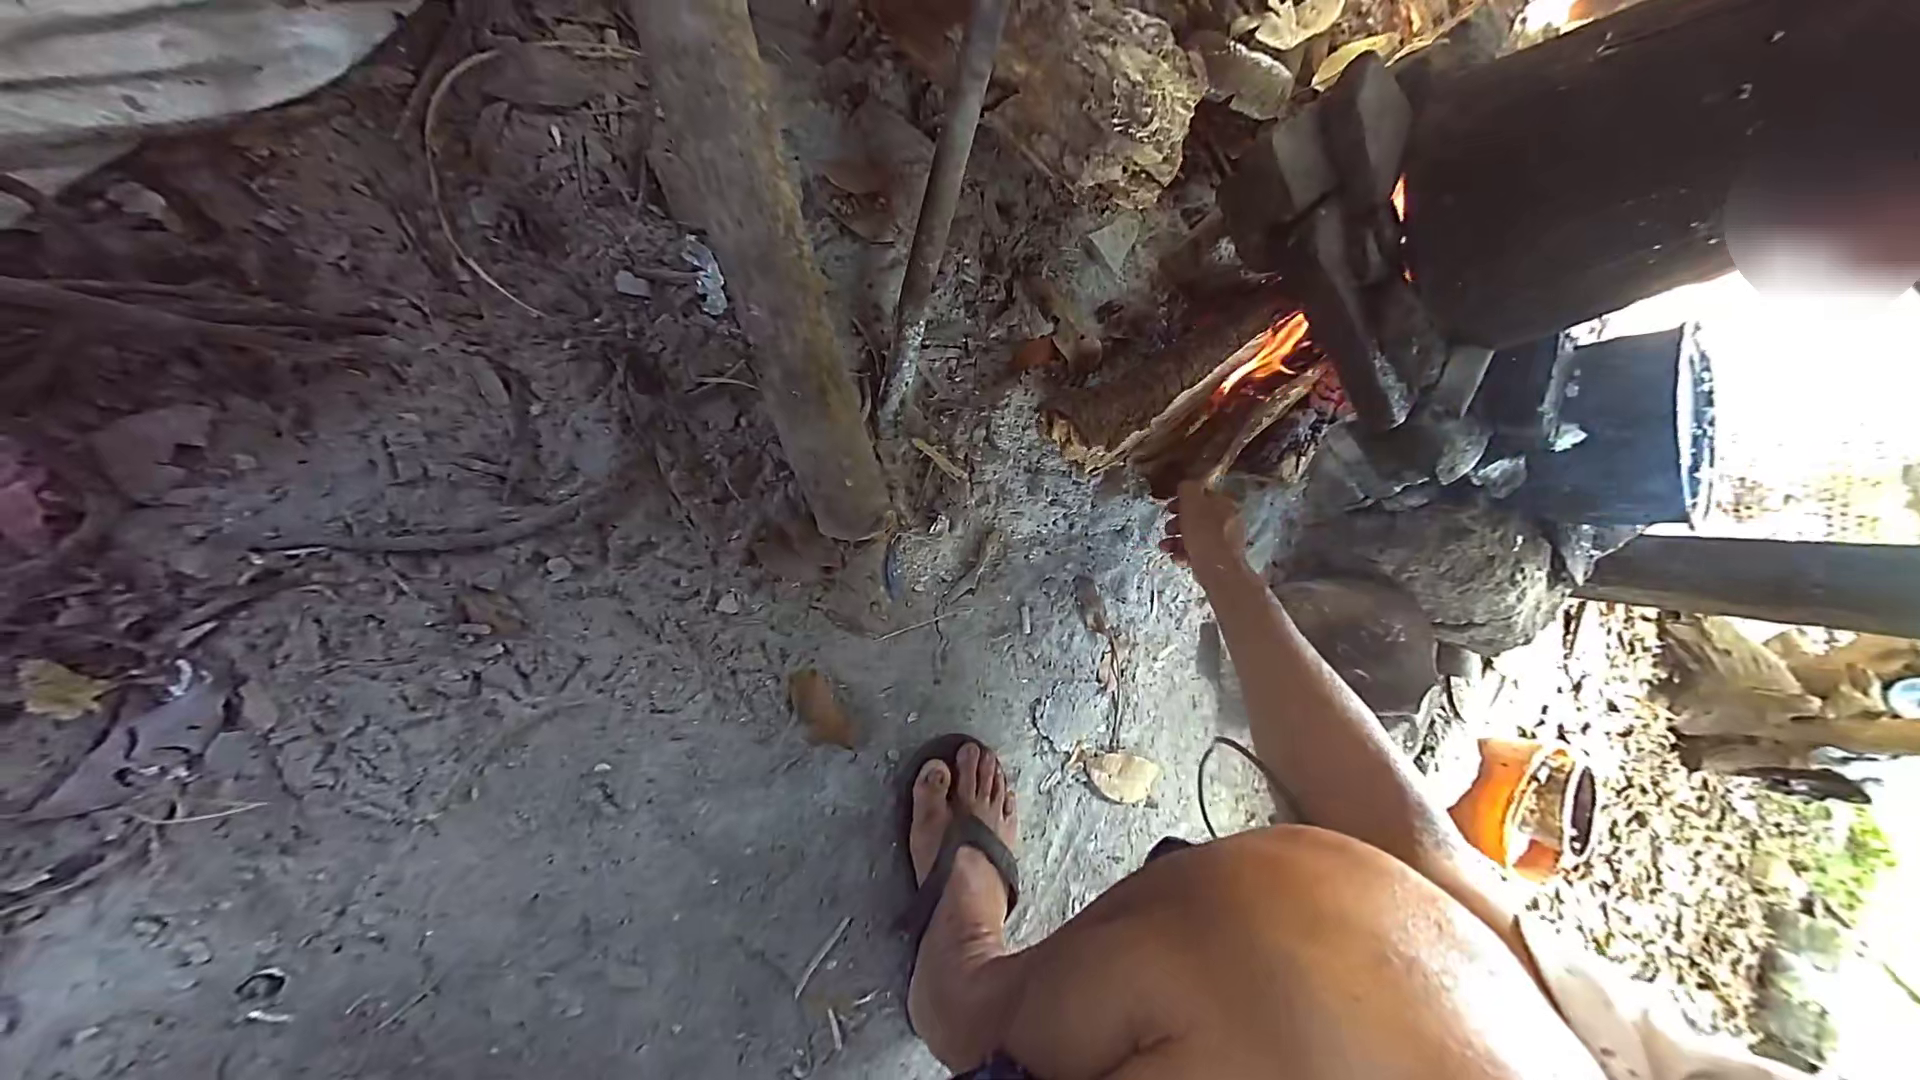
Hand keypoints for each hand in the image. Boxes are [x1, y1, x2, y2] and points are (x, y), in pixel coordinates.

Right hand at [1160, 479, 1249, 587]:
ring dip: (1176, 540)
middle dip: (1177, 523)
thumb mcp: (1192, 503)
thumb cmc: (1203, 532)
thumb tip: (1185, 485)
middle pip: (1197, 518)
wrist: (1217, 568)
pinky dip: (1185, 554)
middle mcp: (1227, 520)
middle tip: (1167, 529)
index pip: (1201, 496)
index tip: (1168, 509)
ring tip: (1165, 547)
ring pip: (1195, 536)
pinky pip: (1198, 552)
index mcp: (1224, 504)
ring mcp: (1224, 541)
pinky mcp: (1218, 559)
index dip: (1182, 501)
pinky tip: (1177, 558)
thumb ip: (1187, 489)